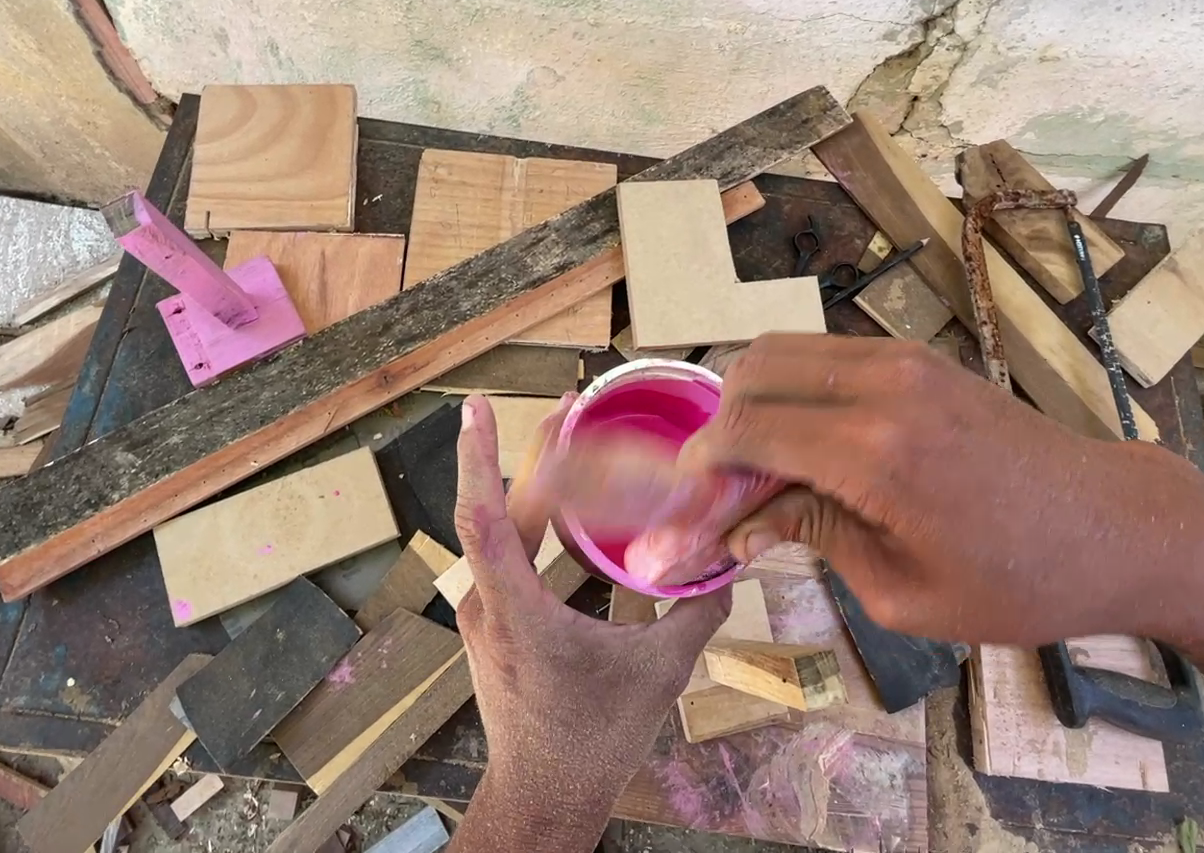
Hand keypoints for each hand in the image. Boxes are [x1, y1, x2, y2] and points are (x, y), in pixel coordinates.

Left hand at [451, 395, 731, 850]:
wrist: (542, 797)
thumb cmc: (593, 741)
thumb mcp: (657, 676)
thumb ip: (693, 617)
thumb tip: (728, 569)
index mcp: (515, 609)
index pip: (484, 519)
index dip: (478, 460)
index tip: (475, 409)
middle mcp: (485, 600)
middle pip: (496, 509)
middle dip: (528, 452)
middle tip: (566, 406)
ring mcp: (482, 609)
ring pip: (498, 527)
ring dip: (527, 480)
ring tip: (563, 437)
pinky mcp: (490, 617)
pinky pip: (503, 550)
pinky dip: (528, 514)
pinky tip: (558, 500)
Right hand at [678, 334, 1203, 646]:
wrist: (1118, 527)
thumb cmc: (1016, 582)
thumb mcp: (901, 591)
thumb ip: (809, 535)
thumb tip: (739, 522)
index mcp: (874, 453)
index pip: (747, 428)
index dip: (702, 458)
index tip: (687, 491)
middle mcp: (880, 385)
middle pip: (751, 372)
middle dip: (719, 423)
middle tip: (725, 478)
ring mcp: (901, 358)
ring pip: (780, 348)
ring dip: (751, 396)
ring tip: (761, 455)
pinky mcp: (915, 354)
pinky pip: (821, 350)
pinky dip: (790, 384)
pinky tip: (804, 433)